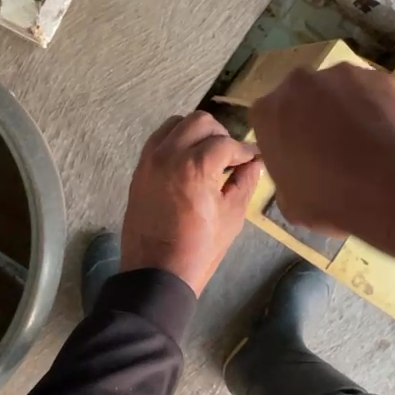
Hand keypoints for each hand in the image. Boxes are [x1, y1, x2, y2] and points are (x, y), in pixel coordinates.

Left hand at [119, 111, 263, 295]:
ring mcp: (150, 160)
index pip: (226, 143)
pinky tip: (189, 161)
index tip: (254, 158)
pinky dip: (175, 141)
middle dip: (220, 135)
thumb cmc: (199, 249)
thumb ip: (245, 182)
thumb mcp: (231, 216)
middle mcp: (168, 155)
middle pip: (199, 122)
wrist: (156, 273)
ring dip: (195, 133)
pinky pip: (159, 140)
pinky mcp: (139, 169)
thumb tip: (255, 163)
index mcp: (194, 167)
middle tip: (231, 155)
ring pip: (175, 124)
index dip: (245, 150)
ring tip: (208, 155)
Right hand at [248, 64, 394, 272]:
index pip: (269, 119)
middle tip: (332, 147)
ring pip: (337, 90)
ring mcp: (340, 74)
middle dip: (313, 116)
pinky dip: (374, 106)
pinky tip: (385, 134)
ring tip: (364, 142)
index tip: (299, 156)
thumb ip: (286, 177)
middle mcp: (298, 83)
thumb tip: (299, 175)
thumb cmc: (331, 198)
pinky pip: (370, 91)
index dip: (285, 138)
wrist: (390, 184)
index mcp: (267, 112)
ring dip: (344, 108)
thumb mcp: (291, 204)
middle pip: (302, 97)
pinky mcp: (377, 76)